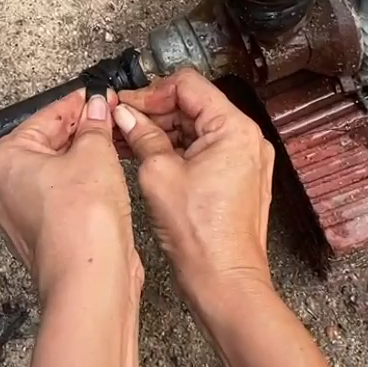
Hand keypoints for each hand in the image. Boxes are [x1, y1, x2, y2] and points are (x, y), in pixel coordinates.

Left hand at [0, 89, 139, 299]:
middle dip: (78, 131)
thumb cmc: (82, 220)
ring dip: (81, 158)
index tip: (96, 97)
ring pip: (51, 172)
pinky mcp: (37, 236)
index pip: (43, 118)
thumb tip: (97, 108)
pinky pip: (56, 198)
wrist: (89, 278)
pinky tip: (103, 176)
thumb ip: (95, 124)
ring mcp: (16, 216)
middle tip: (107, 118)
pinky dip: (77, 184)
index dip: (75, 104)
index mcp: (1, 160)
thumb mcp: (95, 153)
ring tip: (110, 143)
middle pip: (44, 144)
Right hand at [112, 70, 275, 306]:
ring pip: (195, 128)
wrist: (225, 282)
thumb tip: (126, 115)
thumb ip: (141, 135)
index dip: (151, 92)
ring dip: (161, 131)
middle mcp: (246, 139)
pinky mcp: (237, 177)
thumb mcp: (158, 175)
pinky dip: (175, 149)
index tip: (126, 104)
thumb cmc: (201, 237)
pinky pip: (203, 150)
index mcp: (234, 129)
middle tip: (121, 121)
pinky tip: (147, 155)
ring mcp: (244, 159)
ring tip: (127, 140)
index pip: (188, 85)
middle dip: (154, 112)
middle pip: (192, 105)